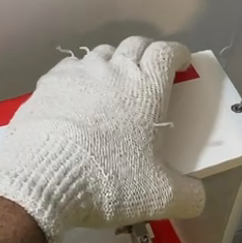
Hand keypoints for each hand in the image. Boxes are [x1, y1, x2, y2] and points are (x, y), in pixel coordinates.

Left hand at [0, 36, 204, 242]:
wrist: (43, 178)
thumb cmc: (110, 180)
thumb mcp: (161, 197)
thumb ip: (188, 196)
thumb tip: (198, 197)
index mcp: (147, 88)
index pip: (167, 53)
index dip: (177, 54)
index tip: (180, 63)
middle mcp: (115, 69)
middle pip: (135, 45)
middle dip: (146, 53)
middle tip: (149, 72)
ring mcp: (79, 73)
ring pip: (101, 53)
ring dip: (112, 62)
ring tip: (111, 83)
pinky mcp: (48, 83)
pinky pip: (70, 69)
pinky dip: (79, 76)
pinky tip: (76, 96)